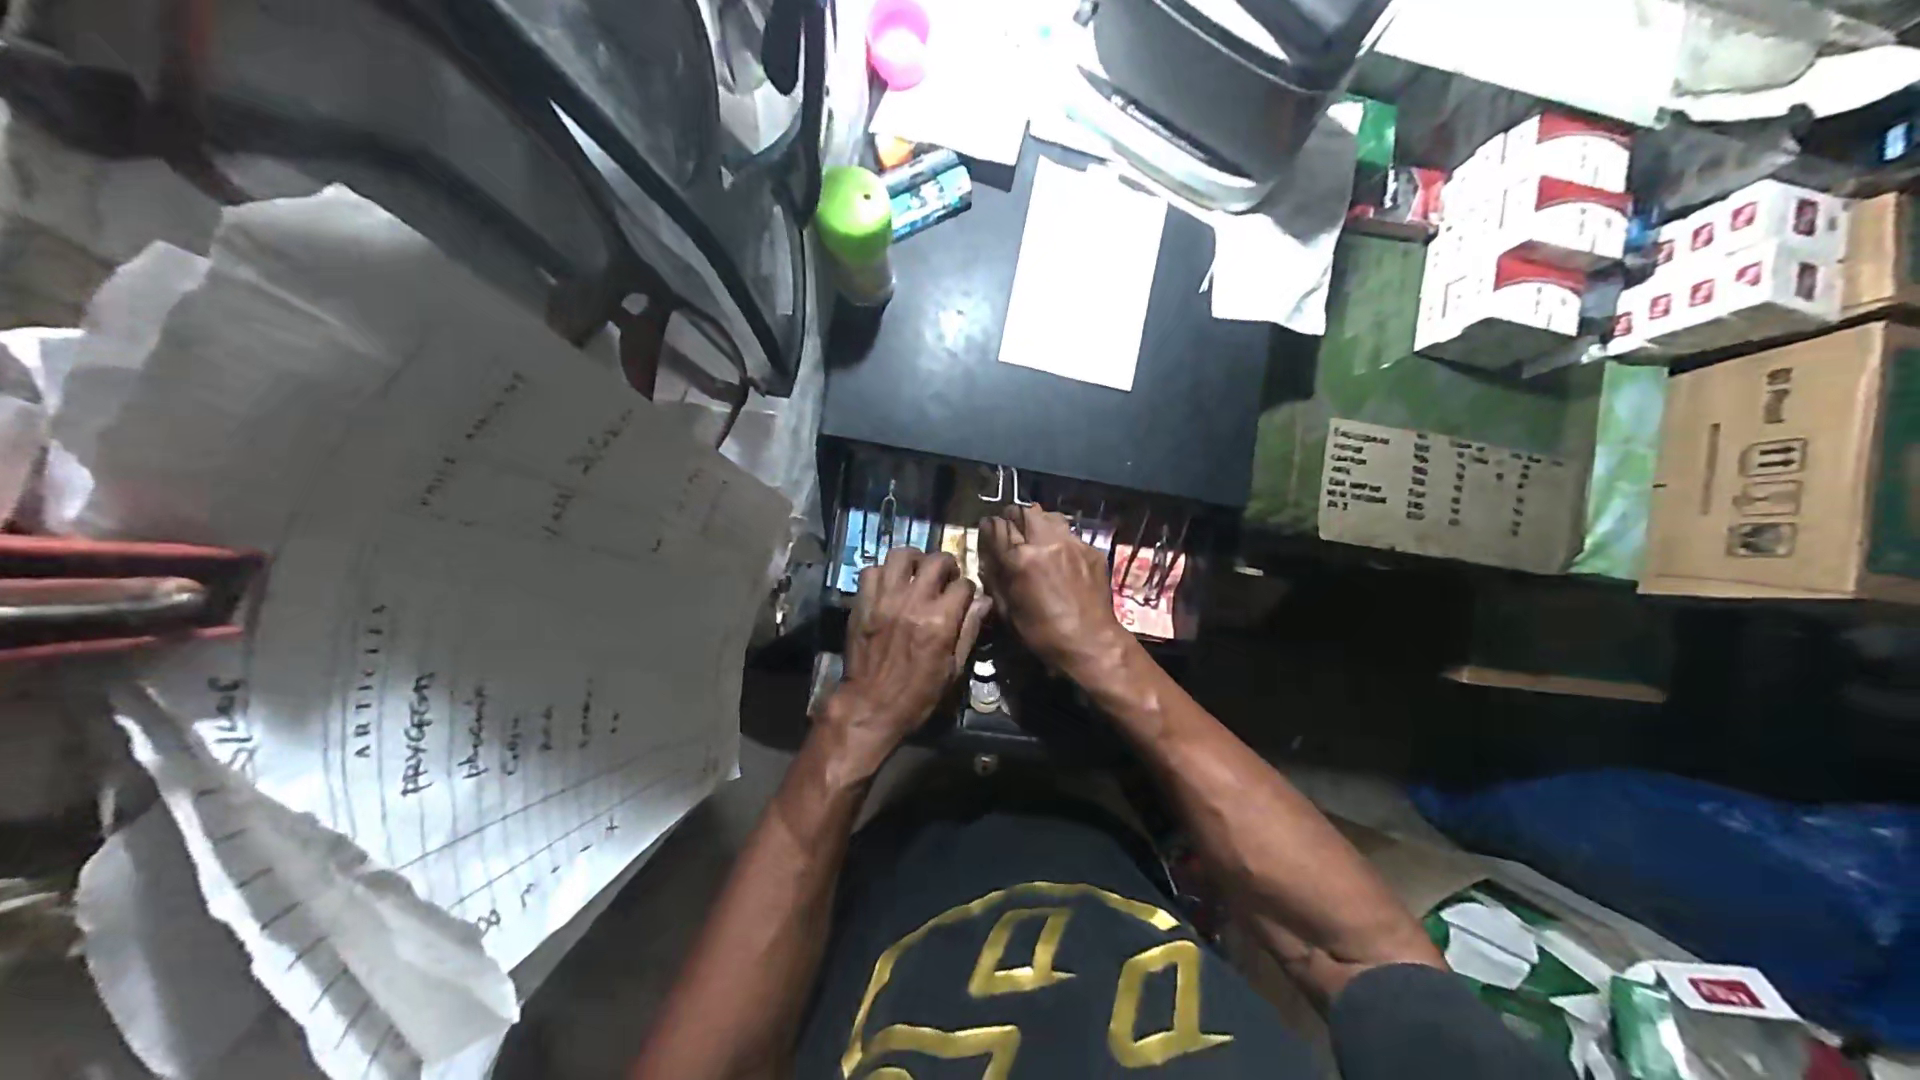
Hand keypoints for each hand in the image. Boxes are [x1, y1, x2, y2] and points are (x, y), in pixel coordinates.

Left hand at [816, 547, 988, 774]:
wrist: (870, 706)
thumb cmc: (918, 695)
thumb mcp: (953, 669)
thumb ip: (969, 630)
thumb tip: (984, 601)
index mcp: (940, 620)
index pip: (964, 584)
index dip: (968, 590)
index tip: (965, 599)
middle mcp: (913, 601)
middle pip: (936, 560)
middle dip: (947, 565)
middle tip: (945, 579)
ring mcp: (885, 599)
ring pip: (901, 555)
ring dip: (915, 560)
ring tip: (917, 573)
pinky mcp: (863, 602)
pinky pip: (872, 570)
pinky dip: (884, 573)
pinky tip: (890, 585)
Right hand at [979, 505, 1132, 680]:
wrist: (1091, 642)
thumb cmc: (1042, 634)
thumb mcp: (1007, 610)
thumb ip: (995, 578)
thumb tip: (988, 556)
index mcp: (1019, 559)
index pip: (997, 526)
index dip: (989, 526)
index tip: (988, 528)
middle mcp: (1045, 543)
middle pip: (1023, 512)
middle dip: (1013, 518)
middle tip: (1011, 530)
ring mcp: (1071, 543)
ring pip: (1049, 515)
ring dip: (1038, 522)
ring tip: (1036, 536)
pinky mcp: (1090, 549)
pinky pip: (1069, 533)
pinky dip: (1059, 537)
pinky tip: (1059, 554)